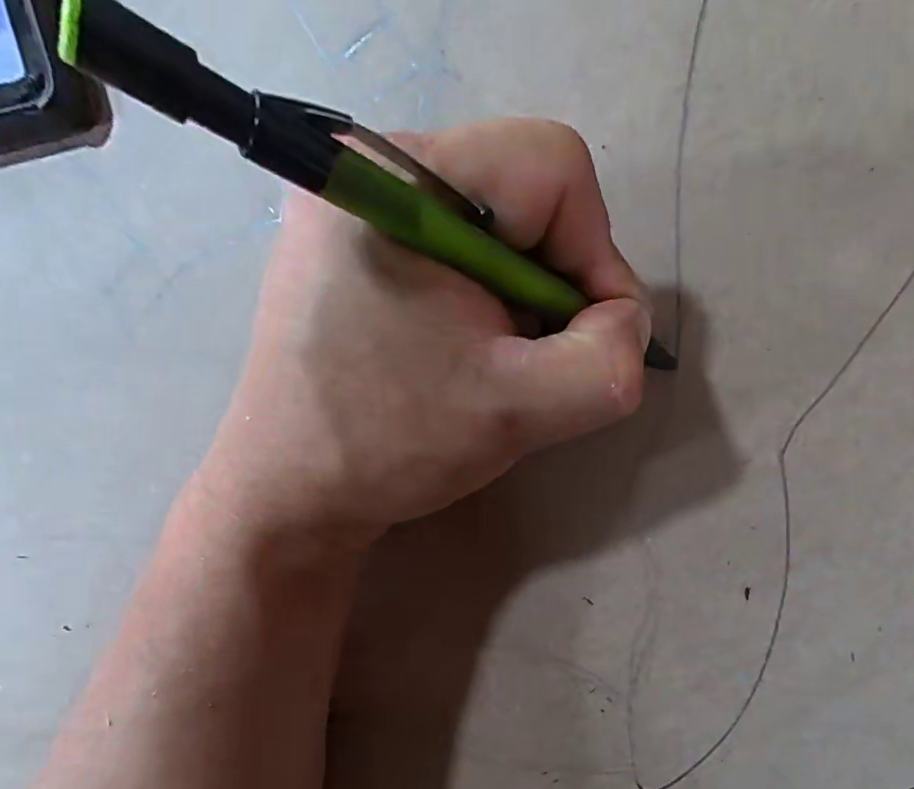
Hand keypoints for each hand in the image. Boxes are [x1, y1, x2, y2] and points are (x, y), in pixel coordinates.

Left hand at [193, 119, 652, 547]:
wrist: (288, 495)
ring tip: (483, 370)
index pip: (554, 168)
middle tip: (525, 365)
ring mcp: (358, 208)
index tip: (583, 340)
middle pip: (526, 196)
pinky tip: (456, 359)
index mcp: (398, 177)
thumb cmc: (386, 446)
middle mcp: (370, 167)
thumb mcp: (516, 410)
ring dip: (519, 306)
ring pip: (498, 230)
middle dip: (552, 288)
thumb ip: (606, 362)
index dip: (595, 257)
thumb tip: (624, 325)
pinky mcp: (357, 250)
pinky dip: (485, 308)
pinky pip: (459, 253)